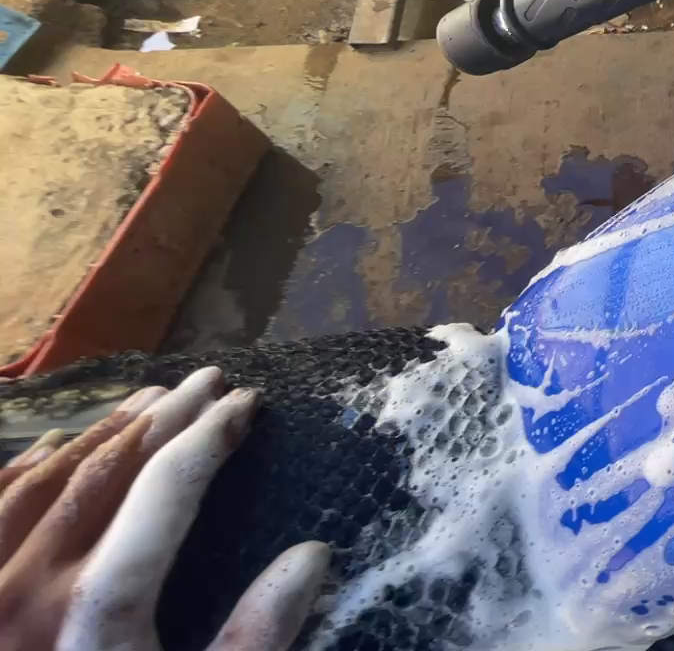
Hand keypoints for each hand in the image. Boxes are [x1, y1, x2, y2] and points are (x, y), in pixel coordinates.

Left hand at [0, 367, 328, 650]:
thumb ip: (254, 637)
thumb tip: (312, 554)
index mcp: (96, 609)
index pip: (168, 488)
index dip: (211, 434)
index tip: (249, 400)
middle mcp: (23, 592)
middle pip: (102, 475)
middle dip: (164, 418)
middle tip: (211, 380)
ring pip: (34, 486)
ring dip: (98, 433)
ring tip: (149, 398)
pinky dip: (15, 473)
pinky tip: (47, 447)